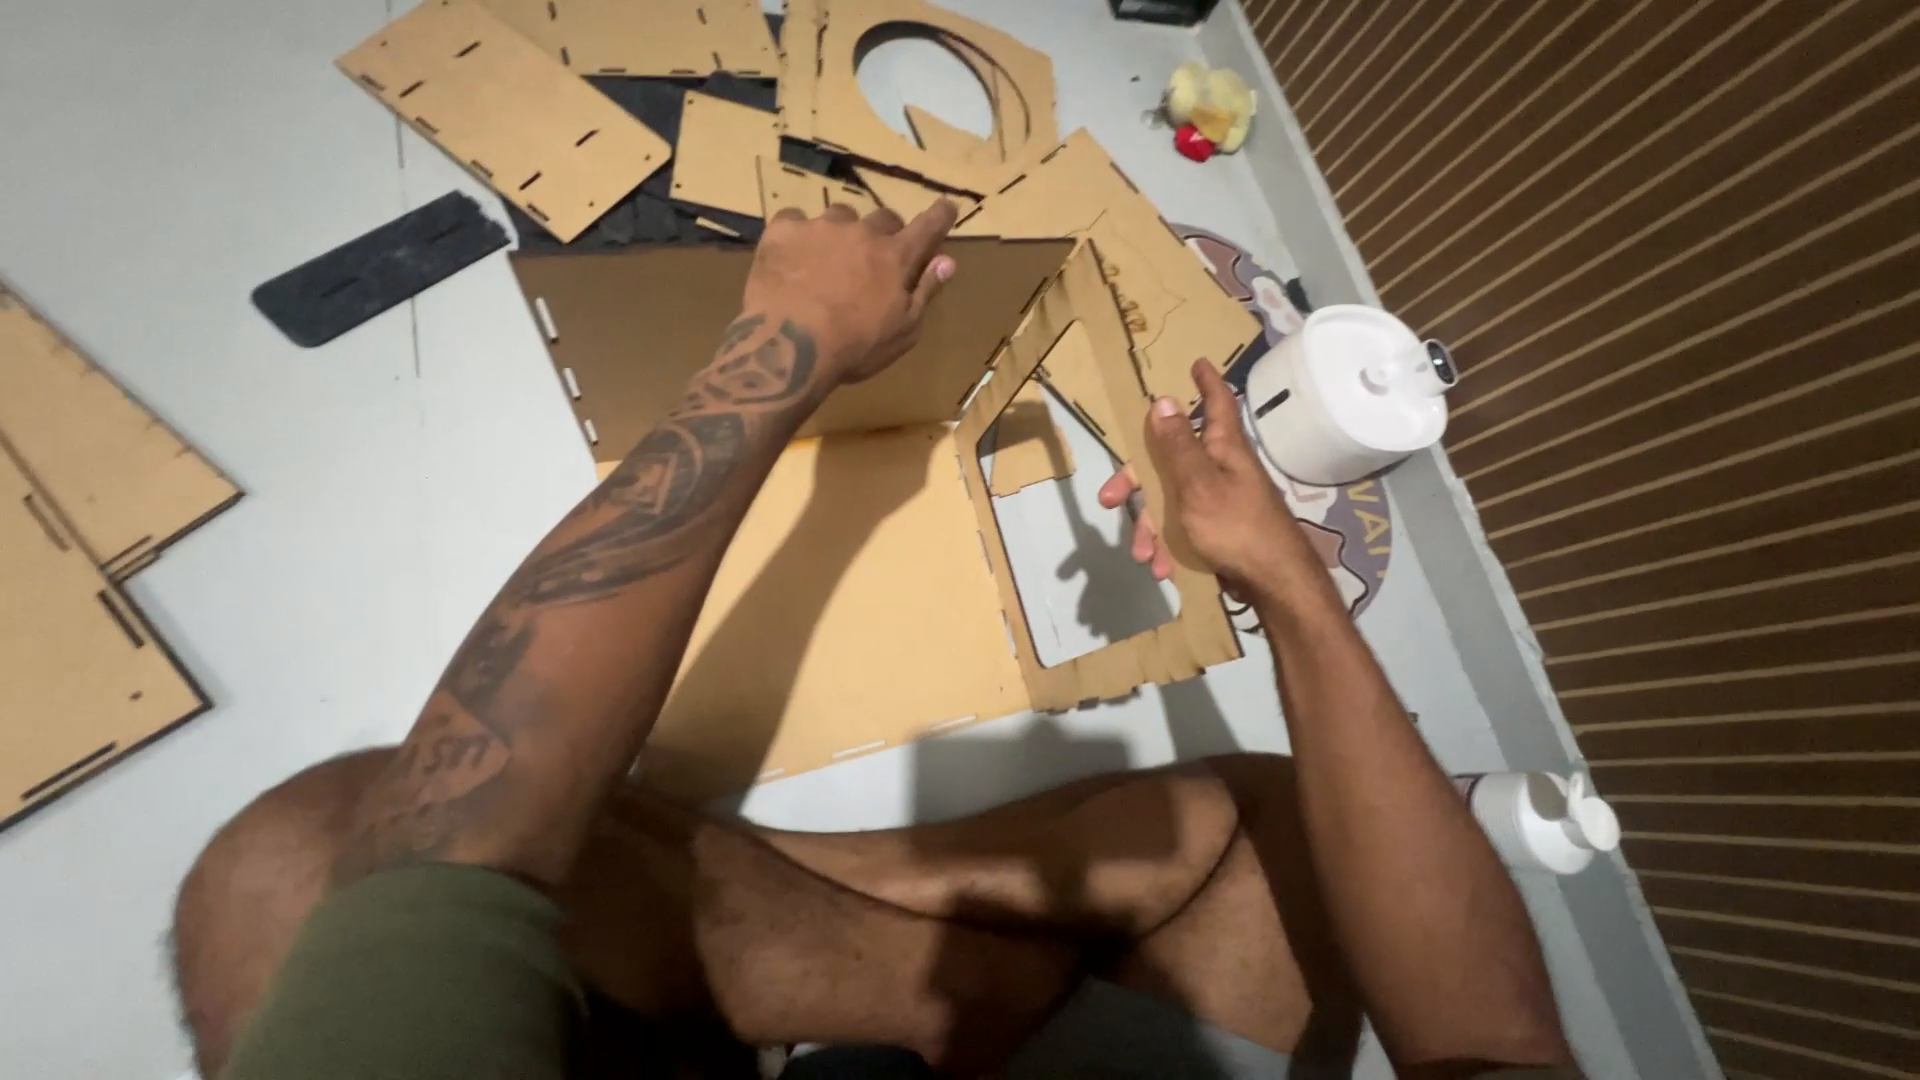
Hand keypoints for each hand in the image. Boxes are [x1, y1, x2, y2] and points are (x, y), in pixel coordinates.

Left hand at [743, 199, 959, 385]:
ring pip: (840, 216)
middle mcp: (862, 232)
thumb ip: (924, 292)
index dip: (940, 216)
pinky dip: (799, 236)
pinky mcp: (783, 231)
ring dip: (843, 233)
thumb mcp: (903, 331)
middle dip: (885, 234)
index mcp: (896, 258)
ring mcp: (821, 227)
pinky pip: (796, 220)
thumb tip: (948, 261)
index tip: (946, 207)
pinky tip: (793, 259)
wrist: (790, 344)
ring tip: (830, 261)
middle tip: (875, 258)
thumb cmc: (855, 347)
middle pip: (883, 219)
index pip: (927, 228)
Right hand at [1097, 360, 1312, 593]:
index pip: (1217, 403)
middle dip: (1135, 482)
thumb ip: (1177, 445)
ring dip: (1149, 529)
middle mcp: (1220, 469)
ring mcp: (1218, 500)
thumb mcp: (1197, 484)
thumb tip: (1162, 400)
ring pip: (1168, 502)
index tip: (1197, 364)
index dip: (1207, 382)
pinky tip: (1161, 568)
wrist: (1272, 583)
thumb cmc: (1236, 526)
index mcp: (1222, 449)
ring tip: (1142, 556)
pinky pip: (1180, 529)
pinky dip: (1167, 547)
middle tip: (1107, 497)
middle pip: (1169, 460)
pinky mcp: (1215, 529)